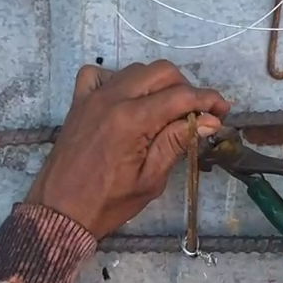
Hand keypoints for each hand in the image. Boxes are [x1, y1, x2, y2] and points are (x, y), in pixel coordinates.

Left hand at [26, 62, 228, 238]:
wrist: (59, 212)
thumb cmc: (107, 203)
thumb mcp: (150, 179)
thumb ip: (177, 142)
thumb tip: (209, 121)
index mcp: (132, 120)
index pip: (181, 96)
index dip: (208, 100)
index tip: (223, 111)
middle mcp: (112, 99)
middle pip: (161, 72)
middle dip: (186, 88)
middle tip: (196, 113)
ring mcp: (92, 97)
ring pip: (135, 70)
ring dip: (156, 83)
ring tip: (166, 110)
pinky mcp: (78, 102)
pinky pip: (99, 75)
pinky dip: (118, 80)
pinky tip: (126, 99)